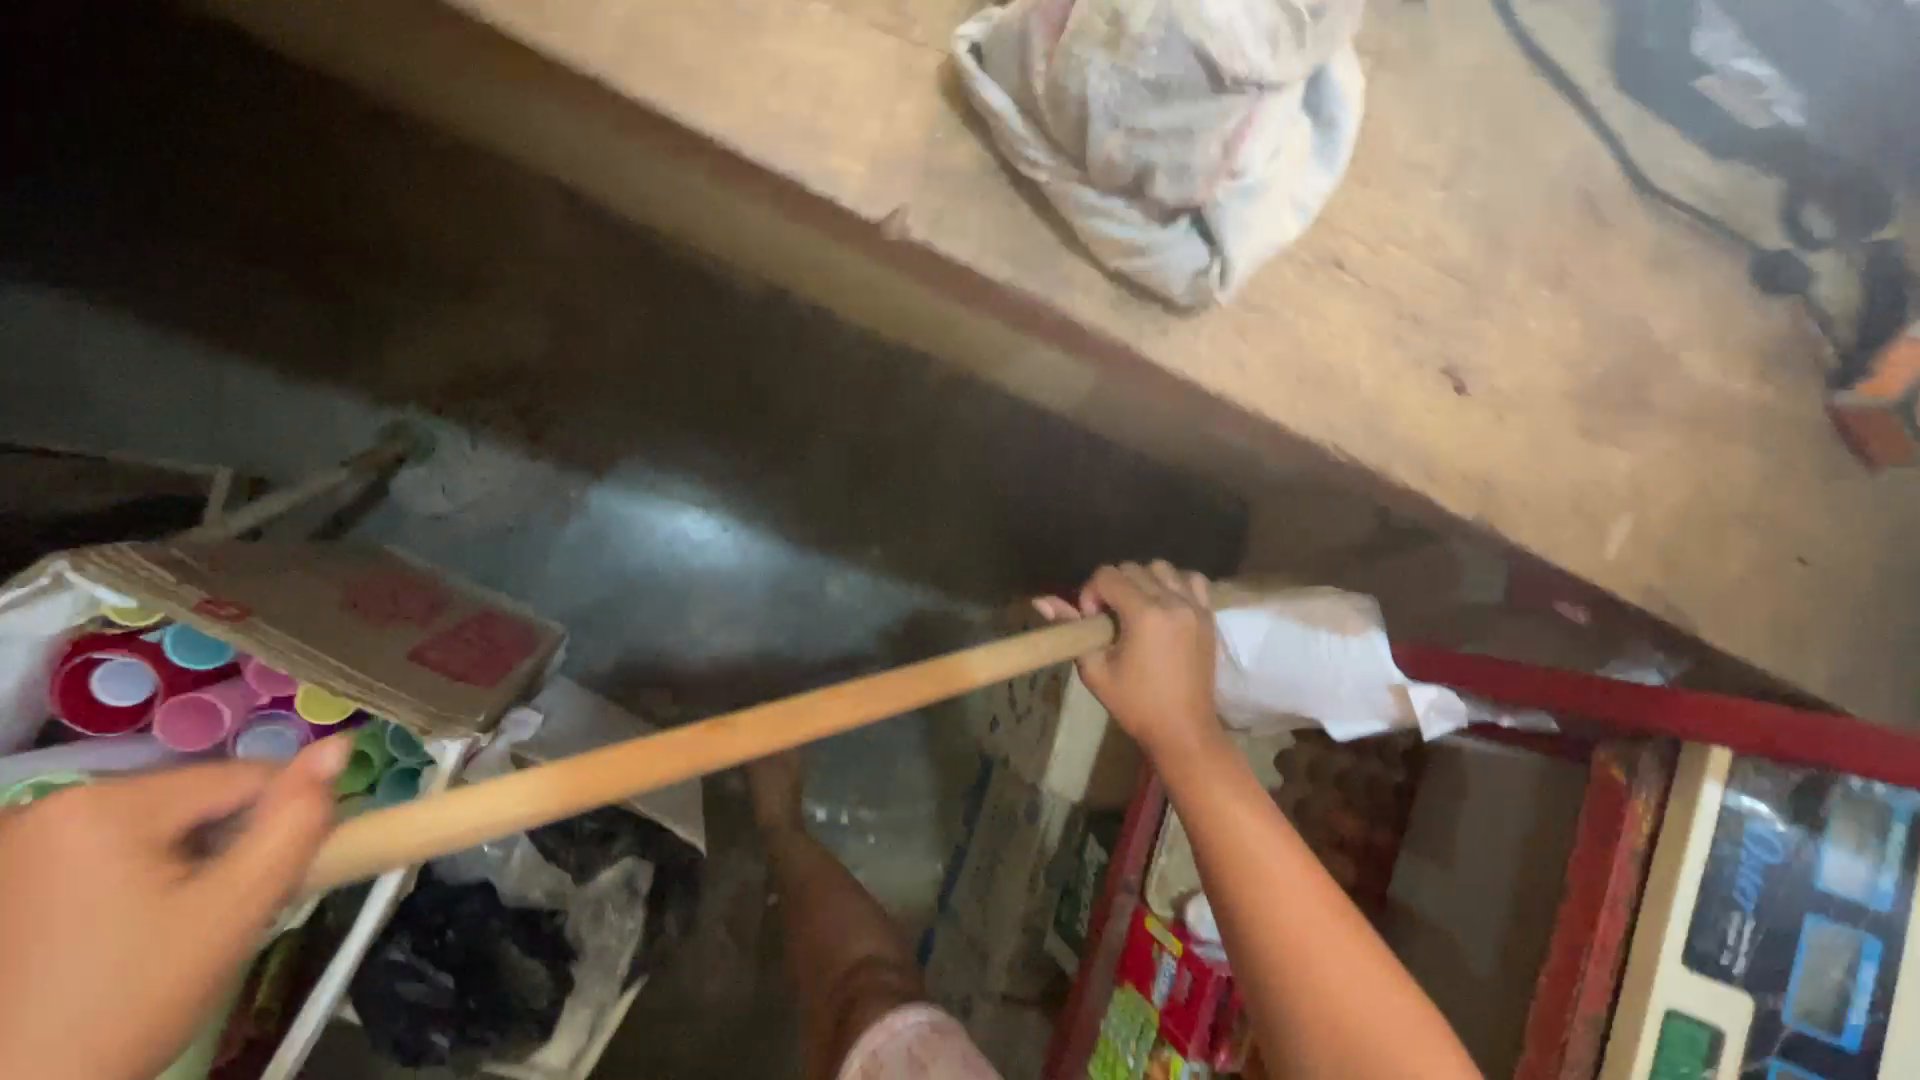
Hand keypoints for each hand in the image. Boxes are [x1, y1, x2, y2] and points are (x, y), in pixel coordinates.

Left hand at [0, 737, 348, 1079]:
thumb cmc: (134, 999)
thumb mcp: (237, 908)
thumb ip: (297, 821)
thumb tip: (341, 745)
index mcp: (103, 804)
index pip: (245, 777)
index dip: (280, 823)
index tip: (273, 881)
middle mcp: (48, 805)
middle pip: (197, 799)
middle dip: (228, 843)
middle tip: (224, 910)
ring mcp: (18, 840)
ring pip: (161, 821)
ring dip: (189, 857)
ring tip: (179, 922)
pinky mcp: (10, 871)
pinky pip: (112, 845)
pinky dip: (142, 873)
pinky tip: (134, 925)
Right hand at [1035, 561, 1221, 760]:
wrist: (1183, 728)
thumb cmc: (1135, 704)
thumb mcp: (1095, 669)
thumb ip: (1071, 629)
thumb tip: (1041, 601)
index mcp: (1144, 614)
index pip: (1107, 575)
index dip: (1091, 594)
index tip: (1093, 621)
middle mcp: (1172, 601)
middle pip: (1132, 568)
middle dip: (1113, 587)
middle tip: (1110, 619)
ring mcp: (1195, 606)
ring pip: (1162, 568)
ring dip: (1142, 581)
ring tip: (1136, 609)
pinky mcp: (1209, 615)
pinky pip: (1192, 580)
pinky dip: (1175, 583)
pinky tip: (1164, 605)